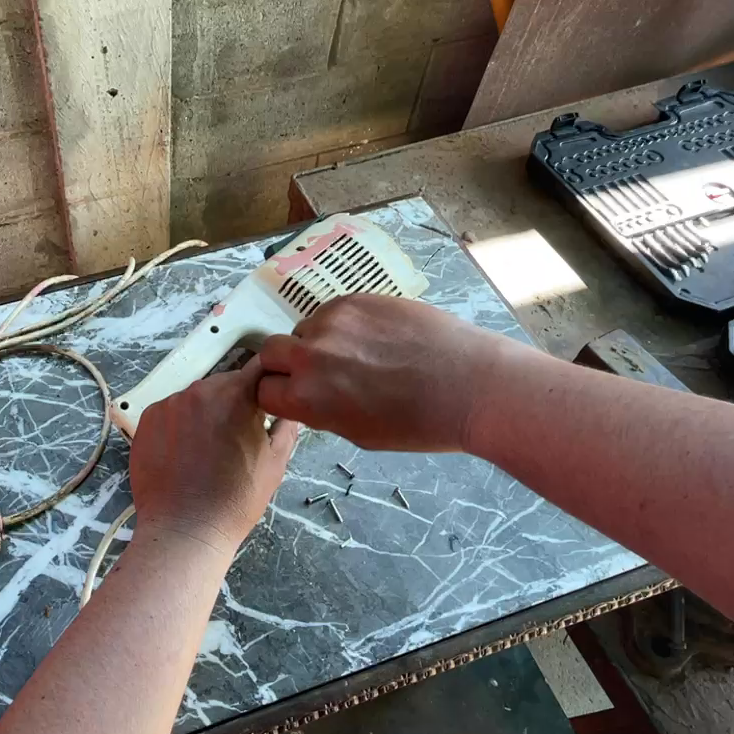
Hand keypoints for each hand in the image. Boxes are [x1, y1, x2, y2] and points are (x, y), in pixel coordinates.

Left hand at [129, 359, 298, 552]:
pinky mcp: (147, 419)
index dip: (263, 384)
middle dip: (232, 403)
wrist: (185, 529)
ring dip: (204, 413)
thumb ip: (286, 426)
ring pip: (194, 398)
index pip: (256, 370)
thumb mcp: (275, 463)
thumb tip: (289, 409)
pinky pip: (169, 412)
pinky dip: (178, 425)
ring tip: (207, 449)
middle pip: (222, 384)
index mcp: (235, 395)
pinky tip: (183, 453)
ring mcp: (169, 403)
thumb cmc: (235, 500)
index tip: (264, 400)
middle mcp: (199, 391)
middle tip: (235, 436)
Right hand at [257, 294, 528, 451]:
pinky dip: (343, 324)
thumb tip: (307, 396)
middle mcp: (309, 355)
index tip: (292, 394)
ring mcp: (331, 322)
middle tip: (314, 371)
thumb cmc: (419, 424)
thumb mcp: (358, 433)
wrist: (470, 385)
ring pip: (304, 328)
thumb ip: (320, 411)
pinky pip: (332, 311)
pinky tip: (375, 337)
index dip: (277, 393)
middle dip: (285, 363)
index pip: (263, 389)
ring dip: (317, 341)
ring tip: (356, 353)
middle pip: (270, 351)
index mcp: (306, 397)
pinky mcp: (355, 299)